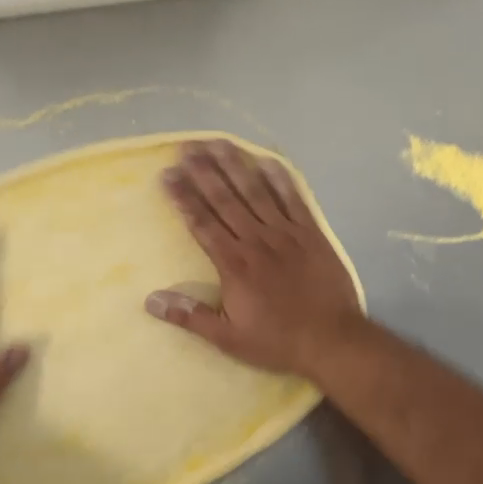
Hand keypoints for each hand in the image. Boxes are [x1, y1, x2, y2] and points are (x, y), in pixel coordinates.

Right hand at [145, 139, 365, 376]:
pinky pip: (292, 199)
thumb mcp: (228, 338)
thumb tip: (150, 301)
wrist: (332, 340)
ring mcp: (284, 233)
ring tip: (217, 142)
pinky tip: (265, 159)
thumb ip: (190, 316)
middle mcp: (255, 240)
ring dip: (234, 165)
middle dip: (203, 171)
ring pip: (254, 191)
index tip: (167, 174)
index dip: (182, 197)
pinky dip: (279, 178)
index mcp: (233, 263)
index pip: (201, 222)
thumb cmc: (276, 340)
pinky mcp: (310, 233)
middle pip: (224, 198)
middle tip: (186, 146)